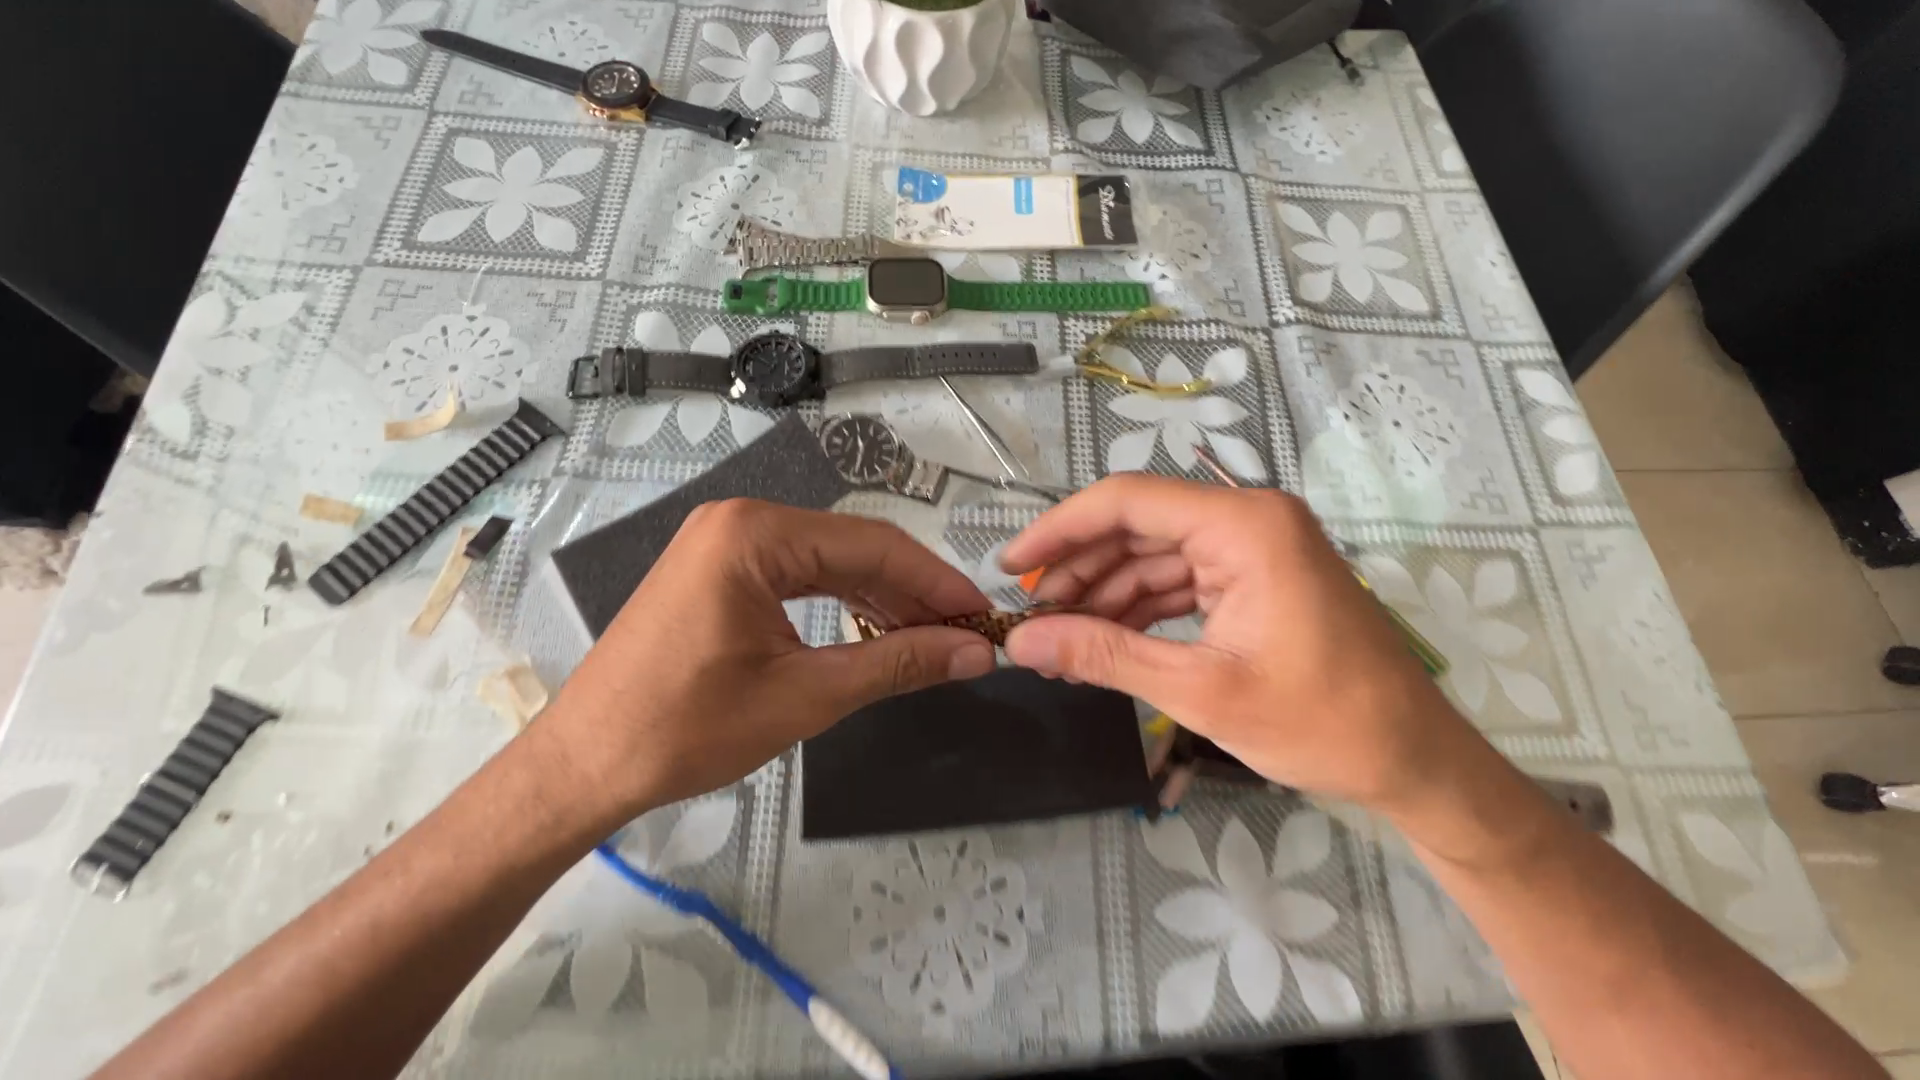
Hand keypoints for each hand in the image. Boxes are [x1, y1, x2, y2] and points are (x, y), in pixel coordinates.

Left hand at [539, 500, 996, 823]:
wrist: (585, 764)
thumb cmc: (688, 729)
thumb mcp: (805, 695)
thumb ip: (896, 663)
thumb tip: (975, 653)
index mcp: (755, 535)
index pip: (873, 545)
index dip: (938, 582)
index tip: (985, 618)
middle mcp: (739, 521)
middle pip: (852, 547)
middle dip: (912, 592)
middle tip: (964, 636)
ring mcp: (722, 544)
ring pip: (827, 562)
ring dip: (881, 597)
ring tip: (931, 638)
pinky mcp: (715, 573)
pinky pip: (796, 577)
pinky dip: (840, 603)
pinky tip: (875, 629)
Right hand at [999, 474, 1476, 812]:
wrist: (1414, 760)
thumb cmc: (1320, 722)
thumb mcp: (1201, 691)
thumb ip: (1105, 656)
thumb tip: (1022, 644)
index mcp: (1243, 525)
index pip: (1127, 502)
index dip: (1059, 531)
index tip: (1009, 567)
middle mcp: (1248, 519)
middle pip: (1137, 526)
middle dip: (1079, 571)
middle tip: (1029, 617)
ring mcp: (1254, 549)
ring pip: (1154, 555)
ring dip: (1104, 593)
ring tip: (1057, 636)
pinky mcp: (1256, 579)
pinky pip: (1181, 580)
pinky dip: (1140, 608)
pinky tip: (1103, 638)